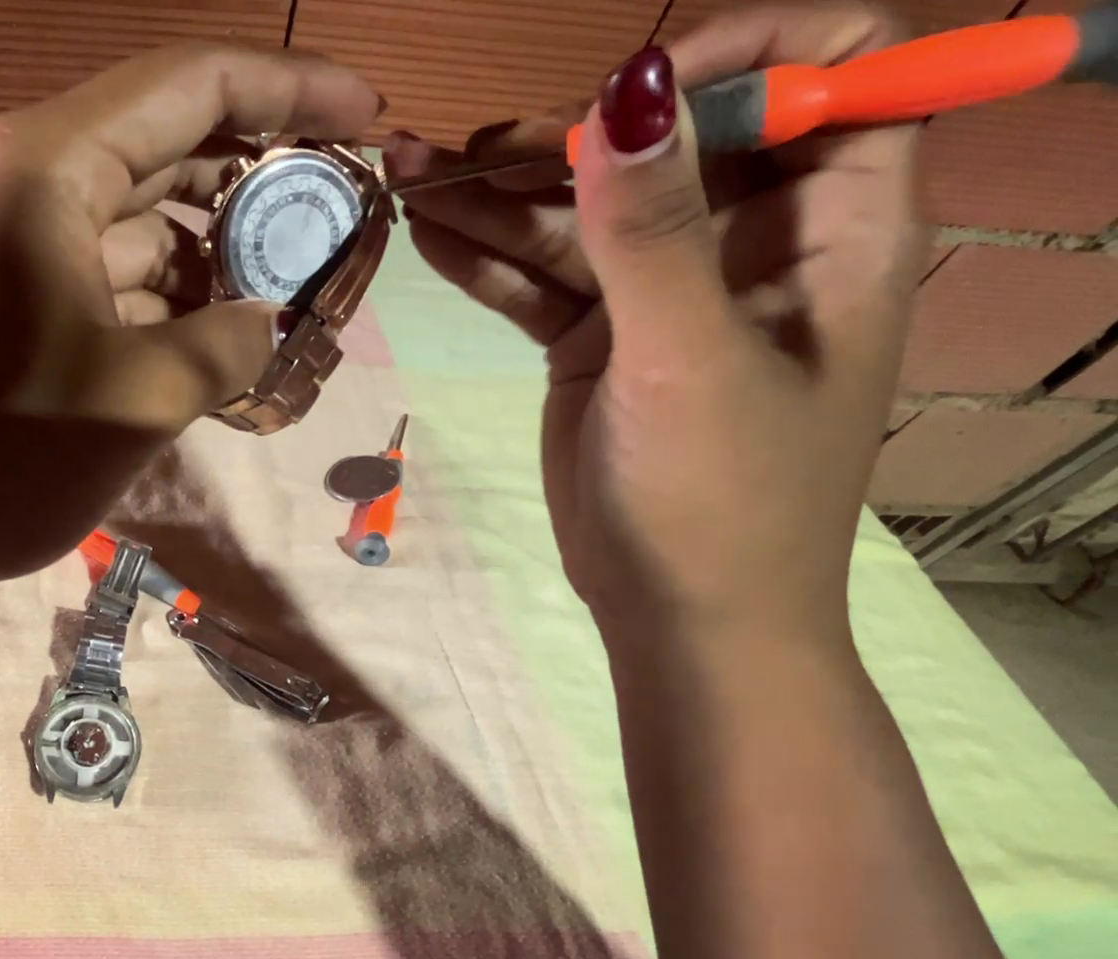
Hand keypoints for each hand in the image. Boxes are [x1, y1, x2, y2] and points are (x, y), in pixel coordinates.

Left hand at [0, 46, 379, 590]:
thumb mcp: (141, 399)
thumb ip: (229, 343)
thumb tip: (265, 323)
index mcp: (48, 168)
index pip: (192, 84)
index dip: (293, 90)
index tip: (369, 117)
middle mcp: (21, 185)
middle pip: (166, 147)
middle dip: (258, 178)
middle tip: (338, 214)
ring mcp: (7, 249)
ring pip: (137, 223)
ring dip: (214, 251)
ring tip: (292, 289)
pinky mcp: (3, 306)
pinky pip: (104, 279)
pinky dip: (164, 300)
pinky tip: (217, 337)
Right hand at [386, 4, 925, 636]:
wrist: (676, 616)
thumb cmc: (719, 498)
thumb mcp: (688, 358)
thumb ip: (652, 227)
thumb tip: (627, 85)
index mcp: (829, 231)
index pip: (831, 77)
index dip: (741, 59)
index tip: (629, 96)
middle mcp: (748, 247)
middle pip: (664, 147)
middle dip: (566, 139)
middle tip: (470, 156)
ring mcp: (662, 296)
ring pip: (581, 216)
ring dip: (498, 198)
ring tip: (410, 177)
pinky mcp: (598, 342)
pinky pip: (539, 280)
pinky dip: (485, 260)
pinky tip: (425, 233)